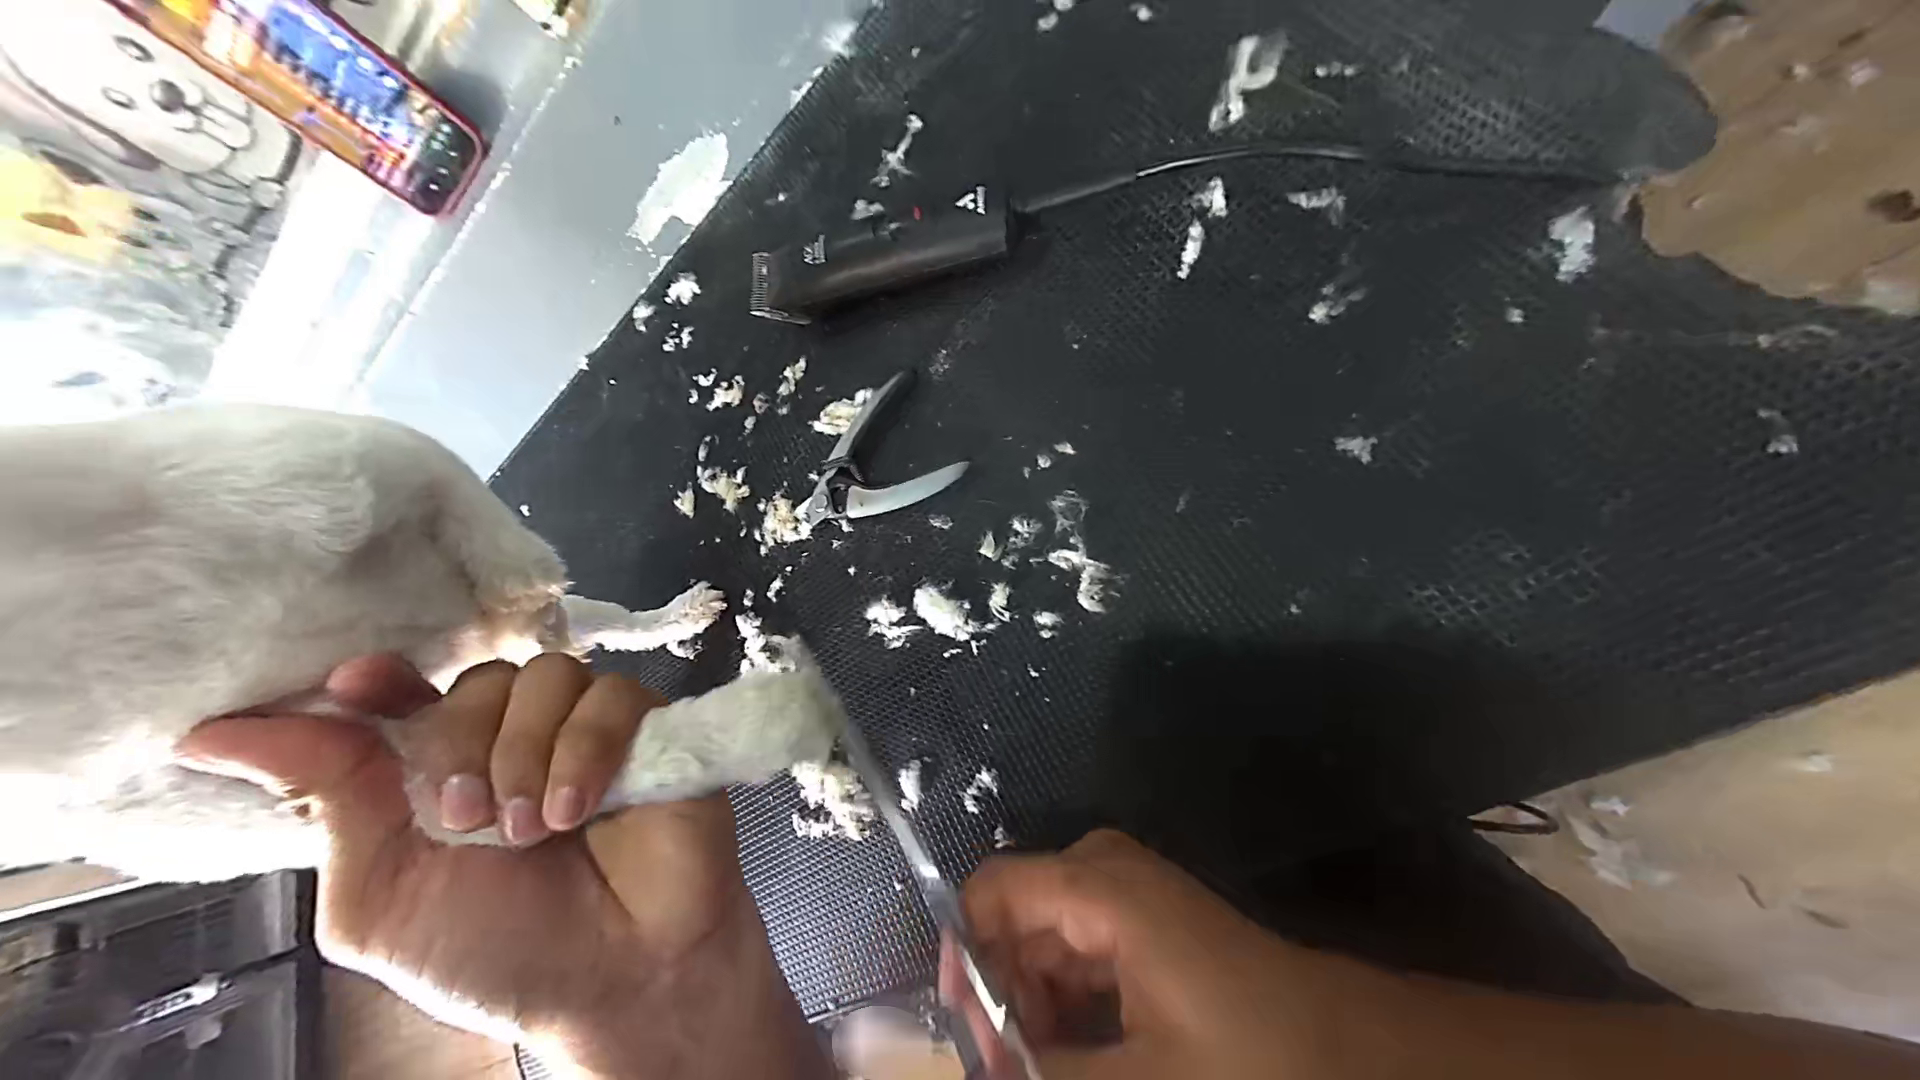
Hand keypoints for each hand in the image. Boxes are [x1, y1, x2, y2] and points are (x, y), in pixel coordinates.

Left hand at [177, 654, 827, 1079]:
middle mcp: (520, 736)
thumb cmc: (500, 949)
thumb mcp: (385, 896)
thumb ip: (333, 802)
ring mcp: (589, 727)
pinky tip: (579, 808)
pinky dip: (588, 746)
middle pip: (484, 678)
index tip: (354, 682)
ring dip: (528, 748)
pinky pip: (615, 696)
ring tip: (532, 827)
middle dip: (463, 740)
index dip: (383, 678)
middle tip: (467, 818)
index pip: (412, 695)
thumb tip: (216, 735)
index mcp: (449, 771)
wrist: (619, 972)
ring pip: (551, 674)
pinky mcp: (652, 726)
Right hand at [955, 828, 1362, 1078]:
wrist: (1347, 1049)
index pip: (991, 892)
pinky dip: (1059, 1004)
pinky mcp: (1136, 919)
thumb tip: (979, 1066)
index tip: (967, 1034)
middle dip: (998, 995)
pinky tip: (1067, 1055)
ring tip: (1036, 1067)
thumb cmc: (1249, 1057)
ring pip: (1039, 941)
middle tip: (1002, 1068)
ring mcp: (1120, 892)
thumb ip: (1042, 1072)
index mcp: (1095, 885)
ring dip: (1027, 1008)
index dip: (966, 956)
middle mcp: (1098, 870)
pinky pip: (1072, 951)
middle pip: (1012, 919)